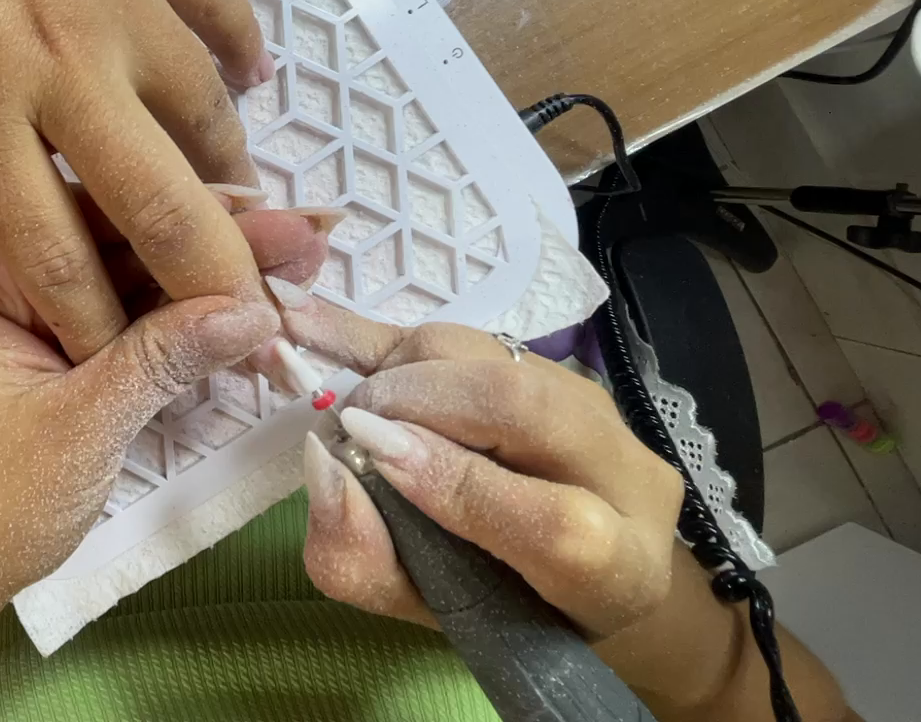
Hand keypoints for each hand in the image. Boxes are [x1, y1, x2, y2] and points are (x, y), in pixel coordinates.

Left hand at [0, 195, 331, 627]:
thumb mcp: (81, 426)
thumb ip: (161, 360)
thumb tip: (252, 308)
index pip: (89, 222)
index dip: (170, 207)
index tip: (254, 205)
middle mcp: (28, 289)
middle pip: (127, 250)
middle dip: (213, 245)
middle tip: (302, 238)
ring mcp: (59, 324)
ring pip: (145, 288)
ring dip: (217, 283)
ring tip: (298, 269)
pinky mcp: (84, 357)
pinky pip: (145, 327)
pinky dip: (198, 326)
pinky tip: (255, 315)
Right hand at [272, 299, 683, 639]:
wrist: (570, 549)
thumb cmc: (494, 594)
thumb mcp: (425, 608)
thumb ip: (364, 561)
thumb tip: (320, 468)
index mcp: (619, 570)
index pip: (556, 525)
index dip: (452, 480)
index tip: (368, 452)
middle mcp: (619, 472)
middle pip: (521, 405)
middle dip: (412, 403)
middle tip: (350, 429)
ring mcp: (583, 400)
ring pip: (483, 353)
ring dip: (399, 370)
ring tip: (359, 406)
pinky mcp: (526, 355)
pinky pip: (446, 330)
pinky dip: (367, 324)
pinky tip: (301, 313)